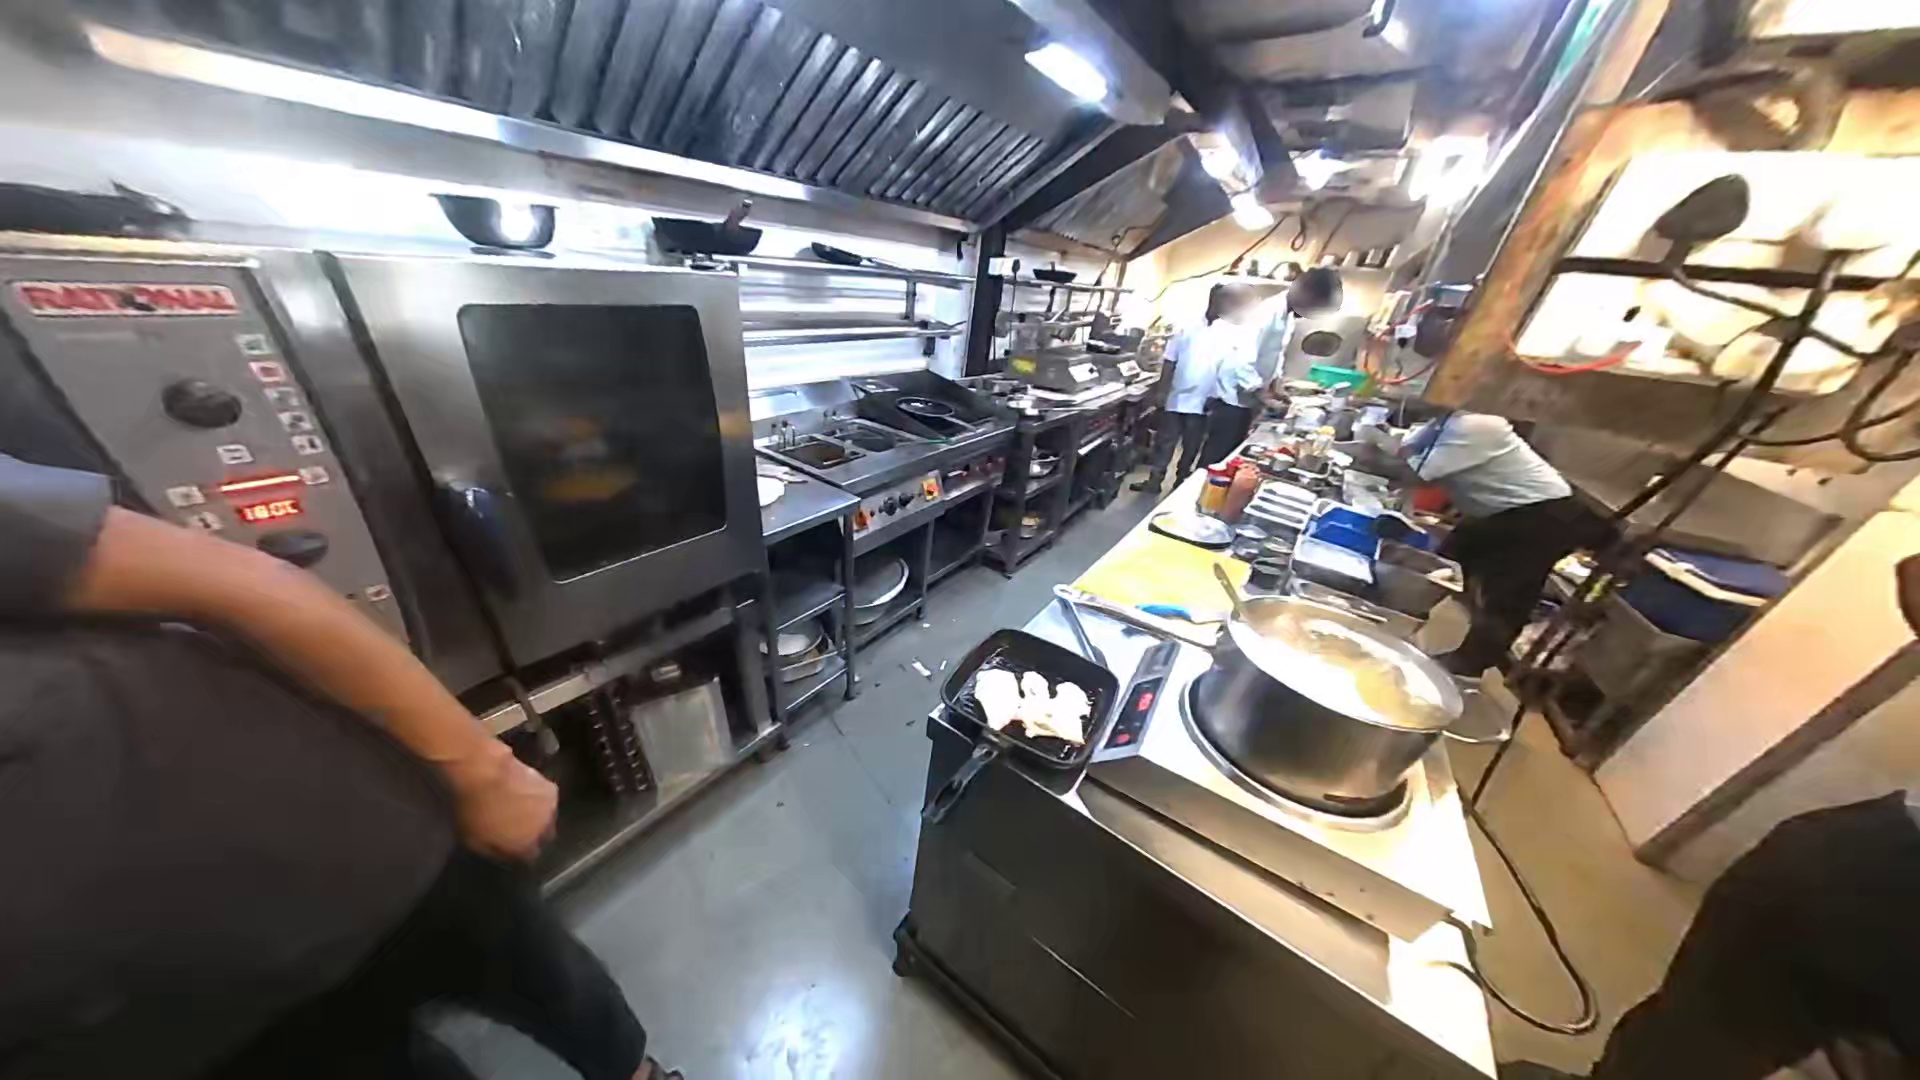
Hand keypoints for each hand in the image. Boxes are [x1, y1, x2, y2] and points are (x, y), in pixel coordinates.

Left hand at [447, 741, 558, 861]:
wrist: (487, 775)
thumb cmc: (476, 811)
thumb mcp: (476, 841)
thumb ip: (498, 851)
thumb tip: (509, 855)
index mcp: (527, 843)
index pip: (532, 857)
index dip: (522, 855)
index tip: (513, 852)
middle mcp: (546, 827)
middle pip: (545, 837)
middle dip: (535, 837)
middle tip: (518, 832)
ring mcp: (552, 806)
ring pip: (548, 818)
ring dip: (538, 818)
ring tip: (521, 813)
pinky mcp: (552, 787)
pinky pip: (547, 802)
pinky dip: (538, 803)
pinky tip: (524, 798)